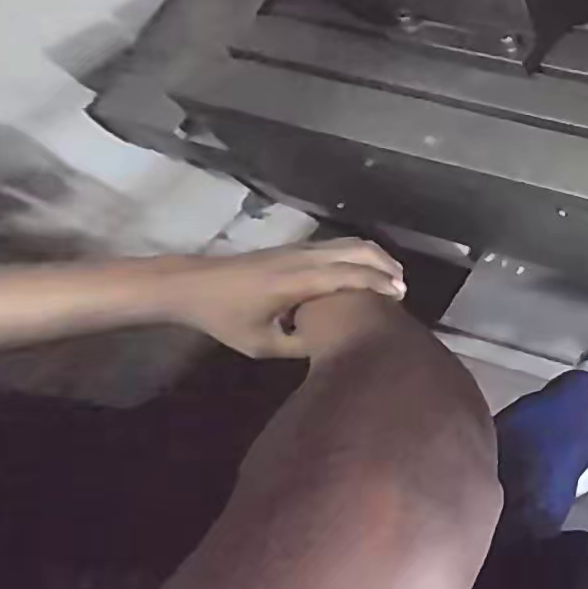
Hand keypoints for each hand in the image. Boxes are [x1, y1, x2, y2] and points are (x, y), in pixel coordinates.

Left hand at [154, 239, 405, 357]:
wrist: (187, 284)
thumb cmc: (222, 316)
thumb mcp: (260, 344)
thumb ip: (301, 344)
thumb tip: (333, 345)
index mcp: (299, 281)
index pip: (353, 275)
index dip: (381, 283)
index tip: (400, 296)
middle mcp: (306, 258)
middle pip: (362, 251)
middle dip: (388, 267)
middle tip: (400, 289)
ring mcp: (302, 249)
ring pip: (354, 243)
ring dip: (378, 258)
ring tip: (391, 278)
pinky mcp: (298, 247)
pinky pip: (342, 244)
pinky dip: (364, 254)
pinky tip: (367, 270)